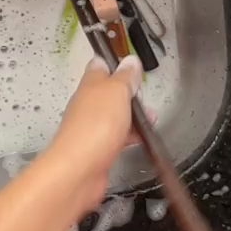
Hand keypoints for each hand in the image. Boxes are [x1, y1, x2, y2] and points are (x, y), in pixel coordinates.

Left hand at [41, 55, 142, 213]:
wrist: (79, 170)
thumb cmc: (98, 125)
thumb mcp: (117, 91)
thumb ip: (125, 76)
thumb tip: (130, 60)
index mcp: (90, 83)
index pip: (100, 64)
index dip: (116, 62)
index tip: (133, 66)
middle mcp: (88, 102)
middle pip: (110, 91)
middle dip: (130, 93)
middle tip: (144, 97)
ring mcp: (91, 126)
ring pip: (115, 114)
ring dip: (133, 115)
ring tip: (151, 118)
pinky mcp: (97, 148)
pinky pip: (116, 136)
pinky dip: (130, 135)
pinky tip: (142, 139)